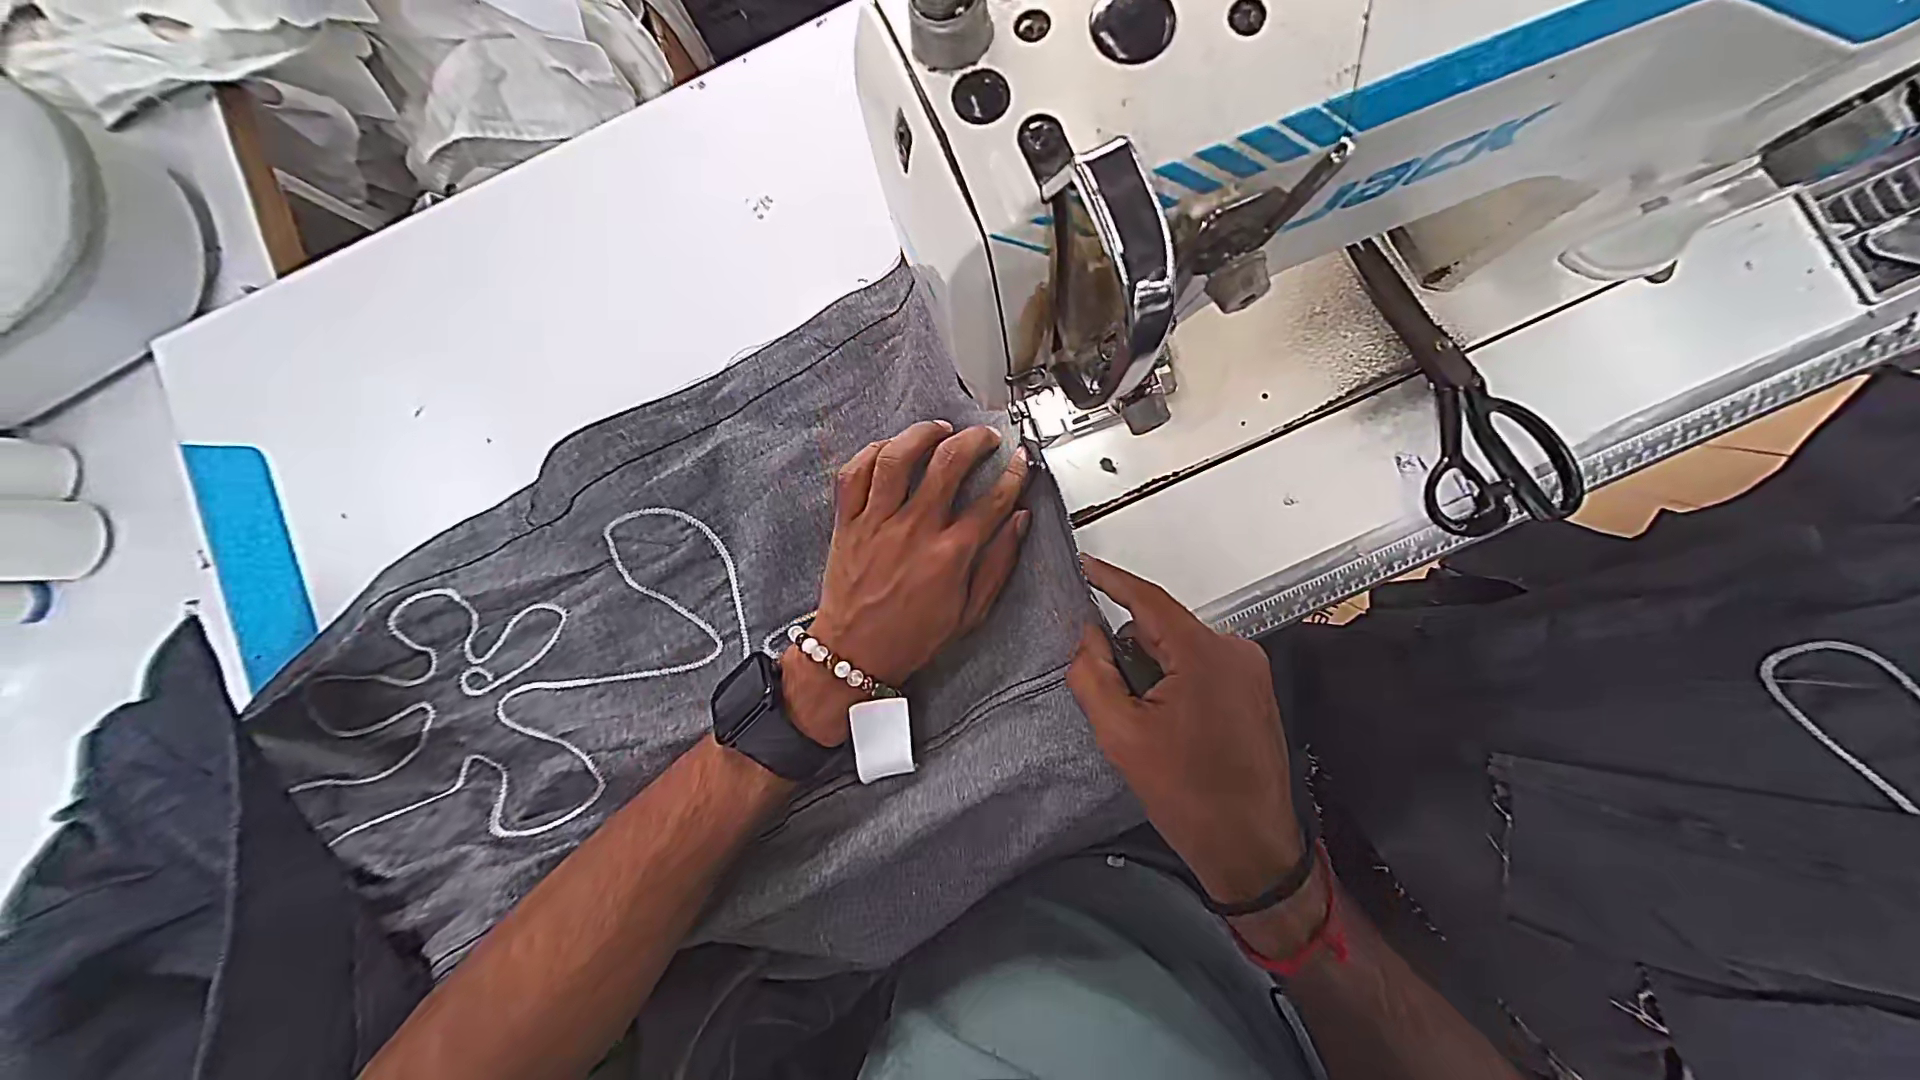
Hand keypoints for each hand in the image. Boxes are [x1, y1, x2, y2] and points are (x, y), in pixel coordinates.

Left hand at [784, 420, 1031, 744]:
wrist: (855, 653)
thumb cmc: (910, 636)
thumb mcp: (970, 613)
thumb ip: (998, 565)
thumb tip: (1019, 524)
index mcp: (949, 555)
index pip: (991, 500)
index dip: (1013, 475)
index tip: (1019, 463)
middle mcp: (914, 531)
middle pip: (948, 464)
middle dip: (974, 441)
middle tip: (984, 438)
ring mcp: (878, 523)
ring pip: (898, 458)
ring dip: (923, 435)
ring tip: (939, 430)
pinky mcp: (849, 523)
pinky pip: (854, 474)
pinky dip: (872, 452)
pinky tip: (890, 448)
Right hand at [1066, 556, 1304, 907]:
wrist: (1248, 846)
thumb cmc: (1196, 798)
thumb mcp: (1121, 734)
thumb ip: (1092, 675)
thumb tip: (1086, 640)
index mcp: (1203, 655)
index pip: (1147, 599)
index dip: (1111, 580)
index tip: (1090, 566)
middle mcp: (1233, 653)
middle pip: (1161, 627)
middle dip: (1130, 651)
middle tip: (1118, 698)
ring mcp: (1247, 671)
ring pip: (1179, 648)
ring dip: (1154, 671)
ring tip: (1152, 725)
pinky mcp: (1252, 689)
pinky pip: (1199, 665)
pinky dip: (1175, 682)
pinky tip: (1171, 726)